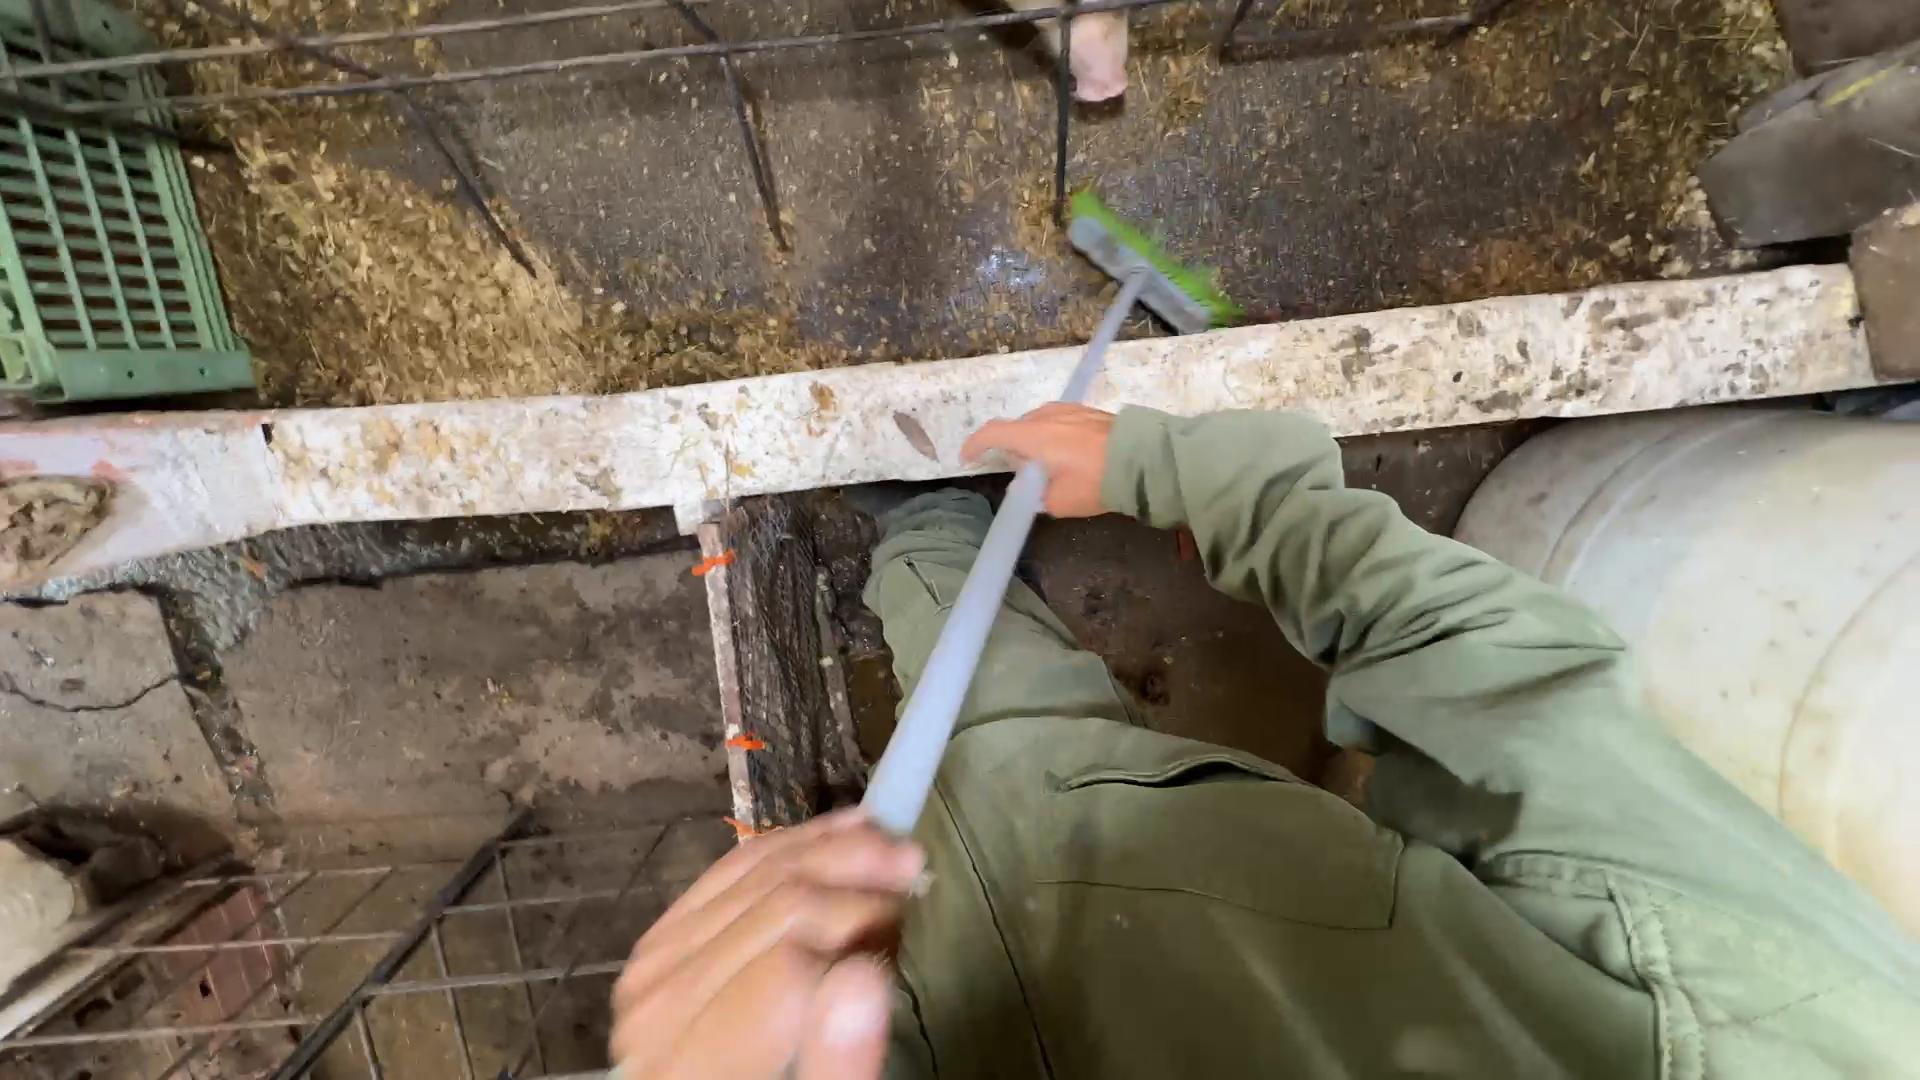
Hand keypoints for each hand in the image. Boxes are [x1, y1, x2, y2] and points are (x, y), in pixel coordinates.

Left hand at [609, 810, 924, 1079]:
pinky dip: (798, 841)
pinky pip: (737, 864)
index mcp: (691, 1064)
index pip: (790, 960)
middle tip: (914, 871)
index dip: (859, 925)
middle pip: (776, 902)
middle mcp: (657, 1004)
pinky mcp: (663, 933)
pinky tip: (846, 827)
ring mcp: (655, 961)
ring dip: (836, 847)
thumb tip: (864, 977)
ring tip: (893, 847)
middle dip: (858, 875)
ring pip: (760, 869)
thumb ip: (837, 1067)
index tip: (908, 922)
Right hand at [960, 402, 1114, 517]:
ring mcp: (1069, 410)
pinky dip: (1054, 437)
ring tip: (1050, 468)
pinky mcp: (1088, 411)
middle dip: (1013, 450)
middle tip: (1023, 476)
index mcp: (1032, 435)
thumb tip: (1029, 484)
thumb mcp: (1057, 501)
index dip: (974, 445)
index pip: (992, 433)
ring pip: (1039, 425)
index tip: (967, 457)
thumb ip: (1034, 494)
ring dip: (1036, 443)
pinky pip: (1059, 422)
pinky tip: (1070, 456)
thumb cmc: (1094, 482)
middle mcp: (1046, 416)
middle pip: (1017, 429)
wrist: (1144, 460)